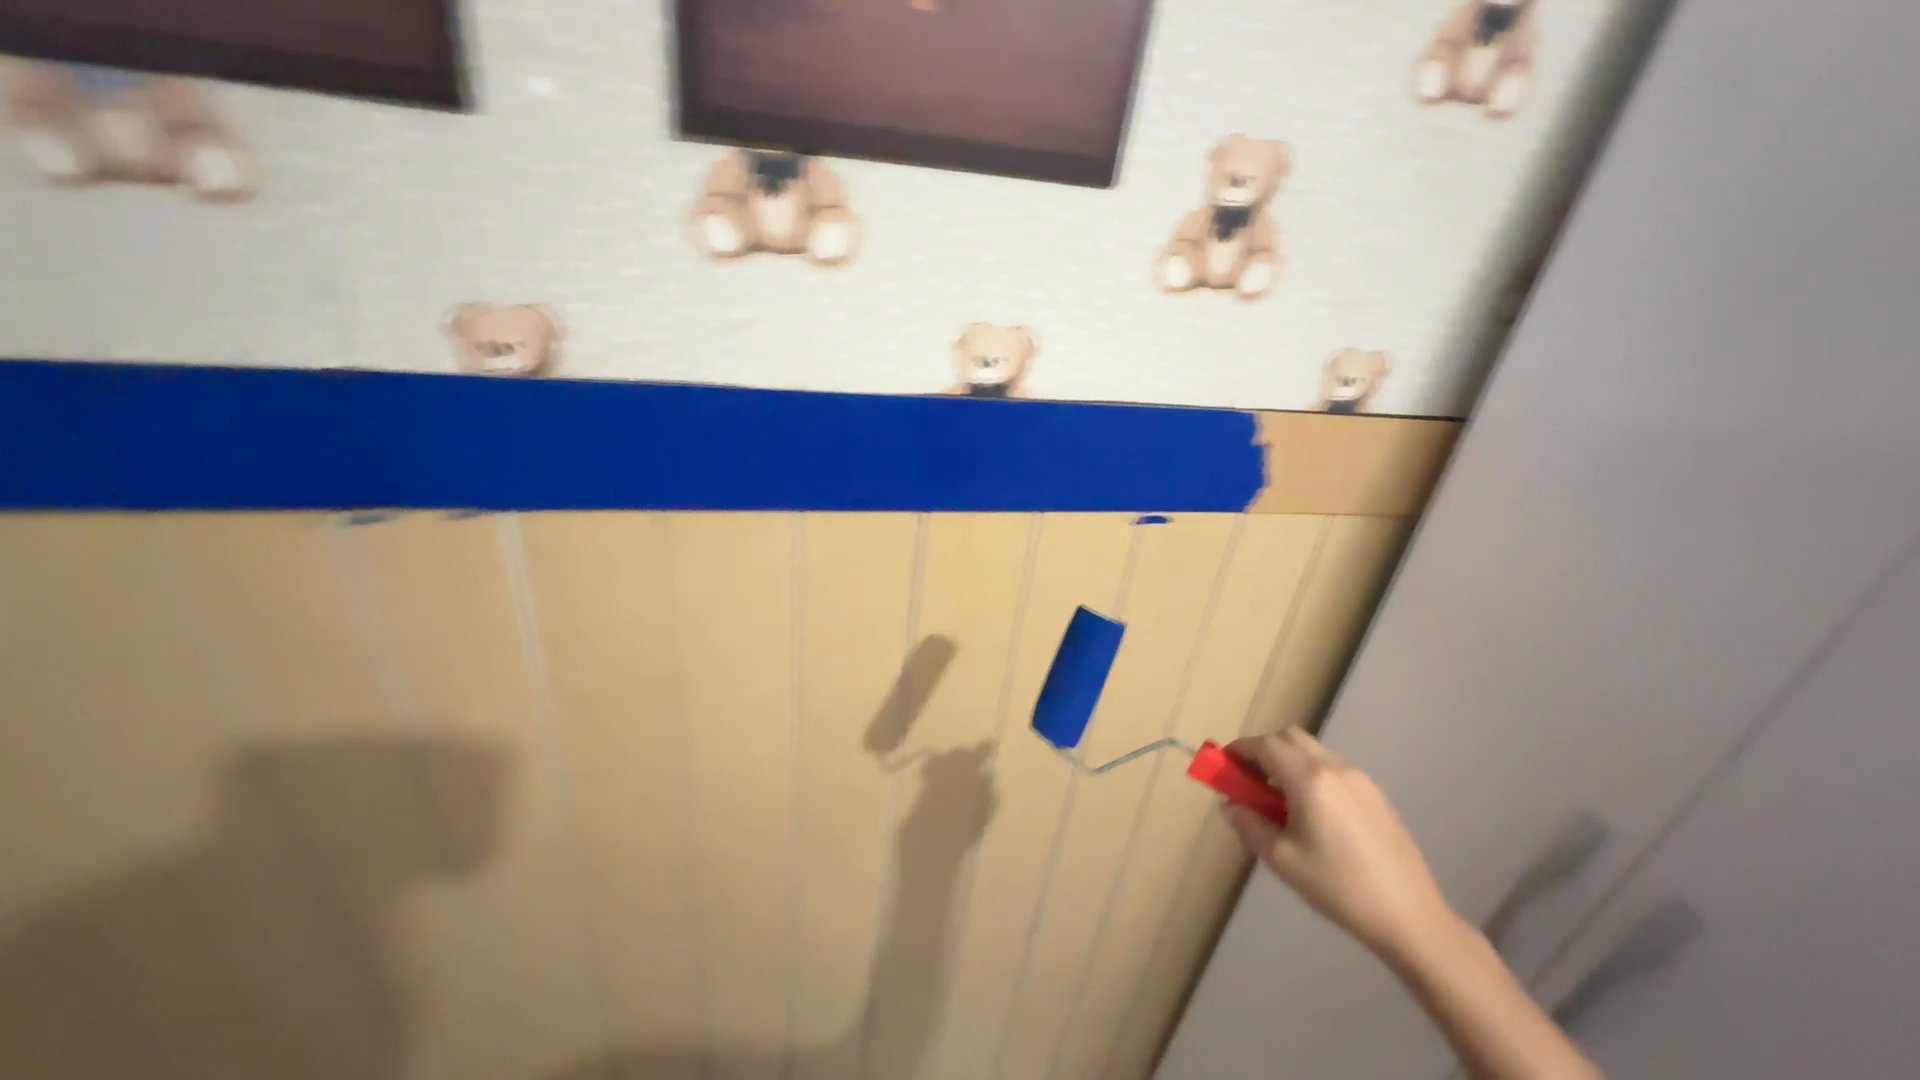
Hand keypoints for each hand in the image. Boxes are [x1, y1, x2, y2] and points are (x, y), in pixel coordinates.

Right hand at [1221, 729, 1458, 960]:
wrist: (1409, 914)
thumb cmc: (1337, 887)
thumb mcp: (1282, 859)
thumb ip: (1249, 825)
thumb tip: (1230, 805)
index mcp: (1309, 780)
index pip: (1265, 745)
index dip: (1240, 750)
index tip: (1223, 766)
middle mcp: (1335, 768)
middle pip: (1290, 737)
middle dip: (1263, 751)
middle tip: (1249, 782)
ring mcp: (1360, 779)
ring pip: (1314, 751)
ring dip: (1288, 762)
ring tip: (1279, 802)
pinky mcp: (1376, 794)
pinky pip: (1334, 768)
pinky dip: (1311, 774)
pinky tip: (1312, 813)